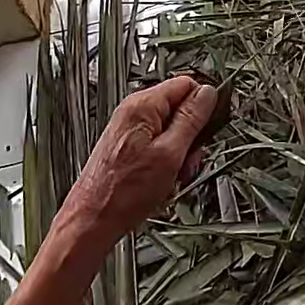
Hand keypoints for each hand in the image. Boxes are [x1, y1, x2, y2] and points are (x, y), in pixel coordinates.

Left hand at [54, 74, 218, 246]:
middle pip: (180, 108)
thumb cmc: (122, 192)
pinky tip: (164, 179)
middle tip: (189, 159)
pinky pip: (160, 145)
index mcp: (142, 106)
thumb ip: (192, 120)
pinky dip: (168, 161)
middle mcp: (133, 112)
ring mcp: (130, 130)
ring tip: (175, 174)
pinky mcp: (129, 147)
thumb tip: (207, 94)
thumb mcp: (170, 153)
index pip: (186, 84)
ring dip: (182, 152)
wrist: (94, 219)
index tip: (211, 126)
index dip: (205, 104)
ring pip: (172, 129)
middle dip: (193, 135)